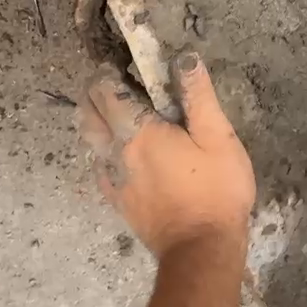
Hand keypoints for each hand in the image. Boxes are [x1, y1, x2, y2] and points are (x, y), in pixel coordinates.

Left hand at [76, 52, 255, 259]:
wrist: (202, 249)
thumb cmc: (216, 189)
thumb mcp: (219, 137)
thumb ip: (198, 96)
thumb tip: (184, 57)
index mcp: (137, 131)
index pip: (104, 91)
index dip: (108, 73)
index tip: (123, 64)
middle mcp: (115, 152)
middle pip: (87, 113)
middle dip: (95, 92)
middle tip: (119, 83)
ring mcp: (112, 179)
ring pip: (88, 140)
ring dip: (95, 119)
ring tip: (119, 111)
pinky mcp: (118, 200)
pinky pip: (98, 165)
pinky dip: (102, 147)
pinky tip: (122, 149)